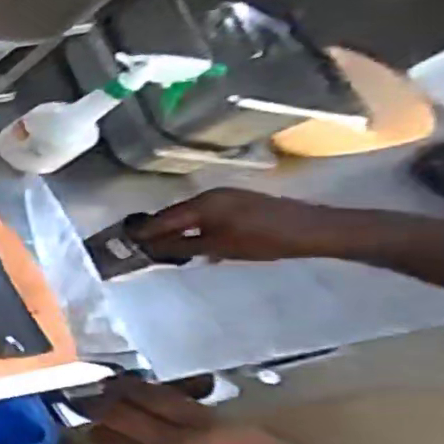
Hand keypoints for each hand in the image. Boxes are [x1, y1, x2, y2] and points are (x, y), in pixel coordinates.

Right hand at [132, 188, 344, 262]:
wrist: (318, 230)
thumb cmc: (263, 240)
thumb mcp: (216, 248)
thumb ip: (178, 247)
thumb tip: (148, 248)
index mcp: (200, 204)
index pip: (160, 219)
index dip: (142, 232)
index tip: (124, 244)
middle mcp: (210, 195)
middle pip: (174, 215)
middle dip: (159, 230)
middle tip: (145, 247)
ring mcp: (228, 196)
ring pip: (191, 214)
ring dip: (178, 229)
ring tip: (169, 246)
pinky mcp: (242, 201)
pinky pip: (207, 214)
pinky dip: (196, 226)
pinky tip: (198, 239)